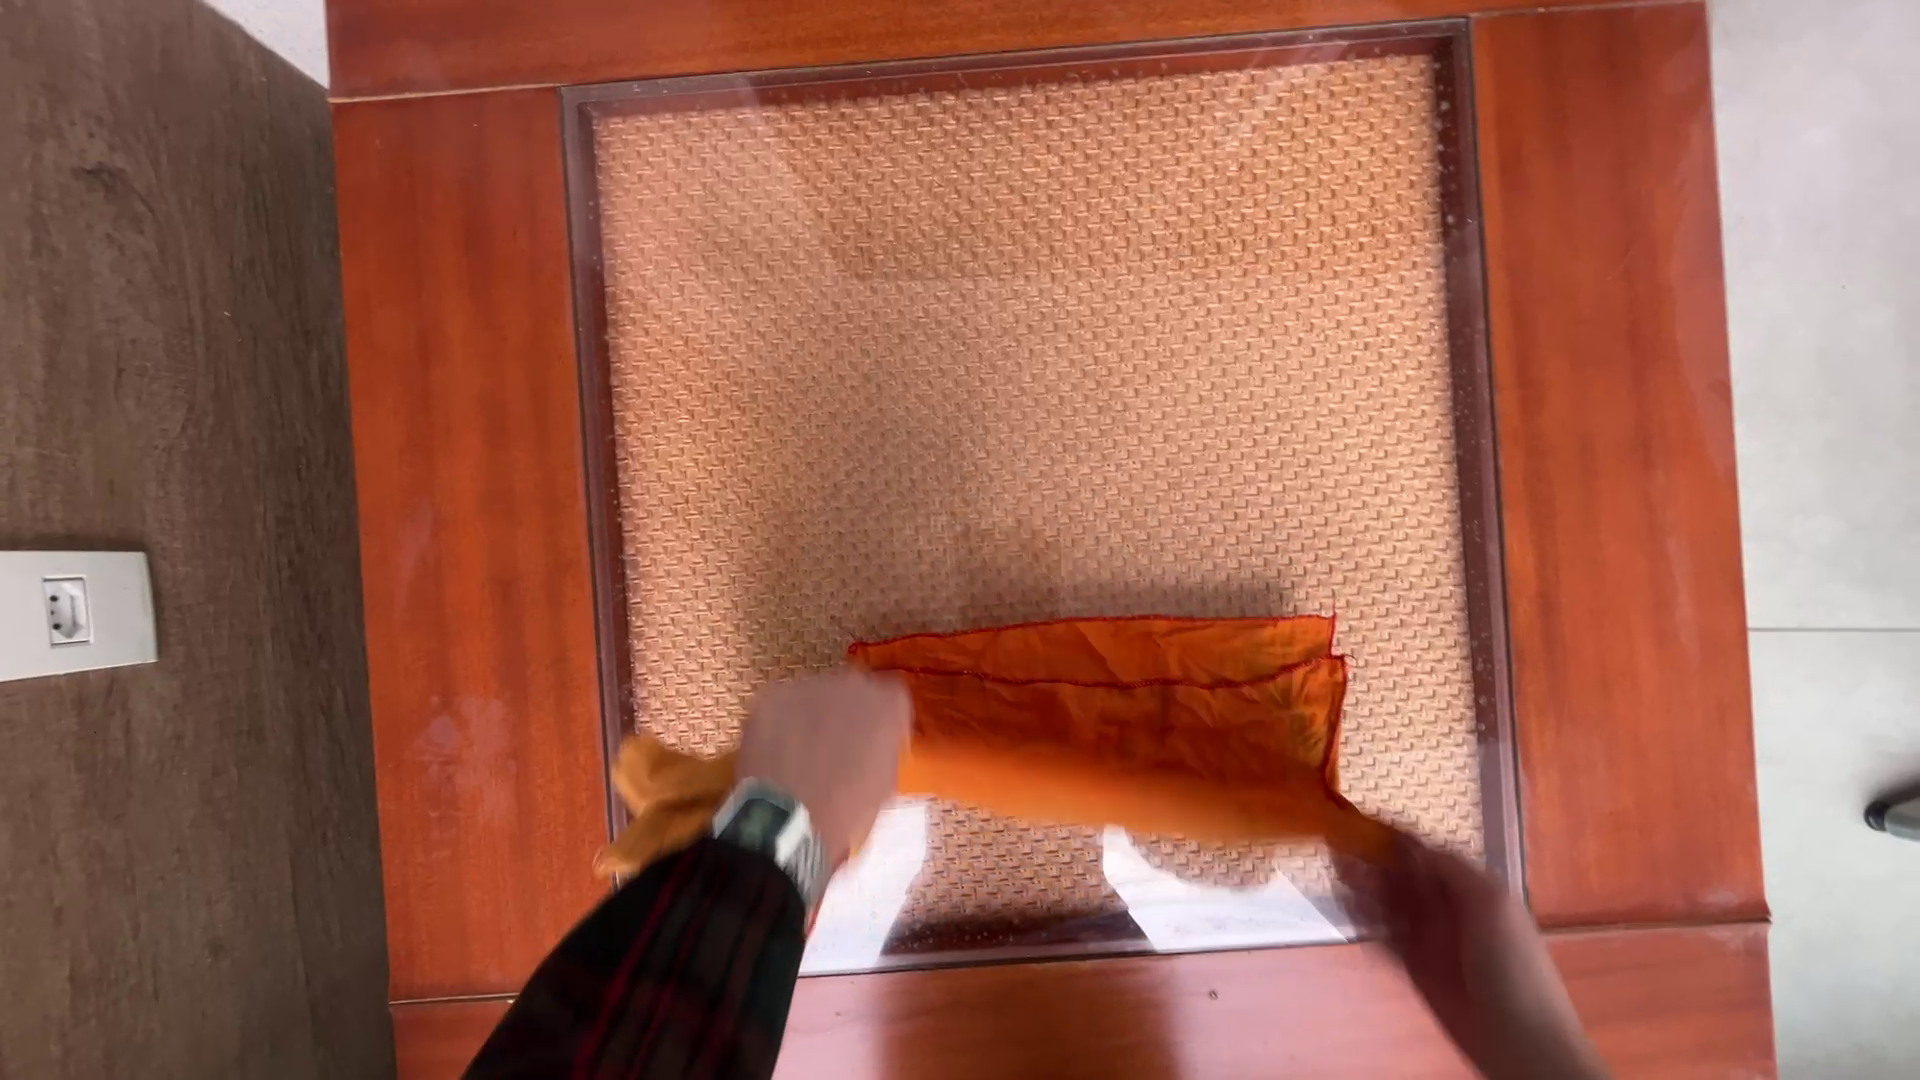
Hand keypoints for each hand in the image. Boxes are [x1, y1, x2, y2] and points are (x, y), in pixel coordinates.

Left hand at [736, 670, 911, 866]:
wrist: (788, 820)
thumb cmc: (846, 811)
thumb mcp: (883, 783)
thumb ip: (884, 750)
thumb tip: (873, 747)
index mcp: (890, 705)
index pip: (893, 699)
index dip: (881, 722)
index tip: (873, 743)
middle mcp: (854, 684)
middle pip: (854, 691)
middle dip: (846, 714)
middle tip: (836, 747)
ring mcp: (811, 686)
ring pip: (817, 695)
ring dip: (814, 716)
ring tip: (802, 753)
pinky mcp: (774, 696)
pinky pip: (783, 706)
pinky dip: (782, 724)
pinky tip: (778, 753)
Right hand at [1336, 831, 1607, 1079]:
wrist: (1521, 1038)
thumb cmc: (1512, 963)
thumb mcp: (1491, 902)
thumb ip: (1450, 867)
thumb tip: (1410, 844)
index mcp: (1468, 887)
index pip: (1423, 852)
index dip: (1392, 836)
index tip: (1359, 821)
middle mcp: (1444, 906)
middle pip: (1399, 874)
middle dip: (1369, 860)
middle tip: (1338, 849)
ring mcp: (1427, 935)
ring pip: (1386, 901)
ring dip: (1361, 886)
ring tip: (1338, 875)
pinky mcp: (1411, 962)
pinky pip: (1381, 933)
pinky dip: (1362, 919)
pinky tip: (1346, 908)